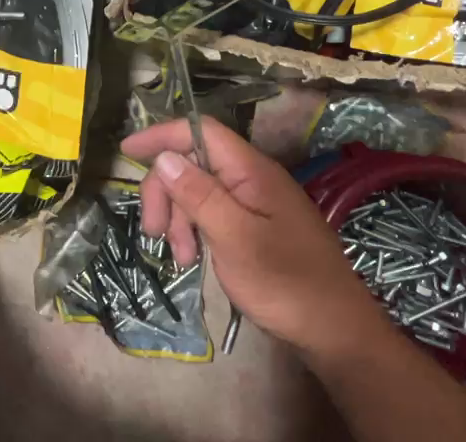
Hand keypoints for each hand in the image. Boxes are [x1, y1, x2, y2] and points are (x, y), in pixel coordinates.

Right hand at [122, 117, 396, 358]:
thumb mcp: (235, 239)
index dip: (161, 135)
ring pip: (199, 190)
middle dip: (165, 191)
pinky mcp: (256, 227)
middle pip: (193, 162)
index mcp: (251, 171)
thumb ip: (199, 195)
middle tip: (153, 230)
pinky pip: (213, 213)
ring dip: (179, 217)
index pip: (199, 130)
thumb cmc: (287, 284)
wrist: (339, 335)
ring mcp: (255, 203)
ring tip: (179, 257)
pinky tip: (192, 258)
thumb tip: (164, 156)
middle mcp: (253, 179)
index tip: (127, 152)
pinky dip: (195, 230)